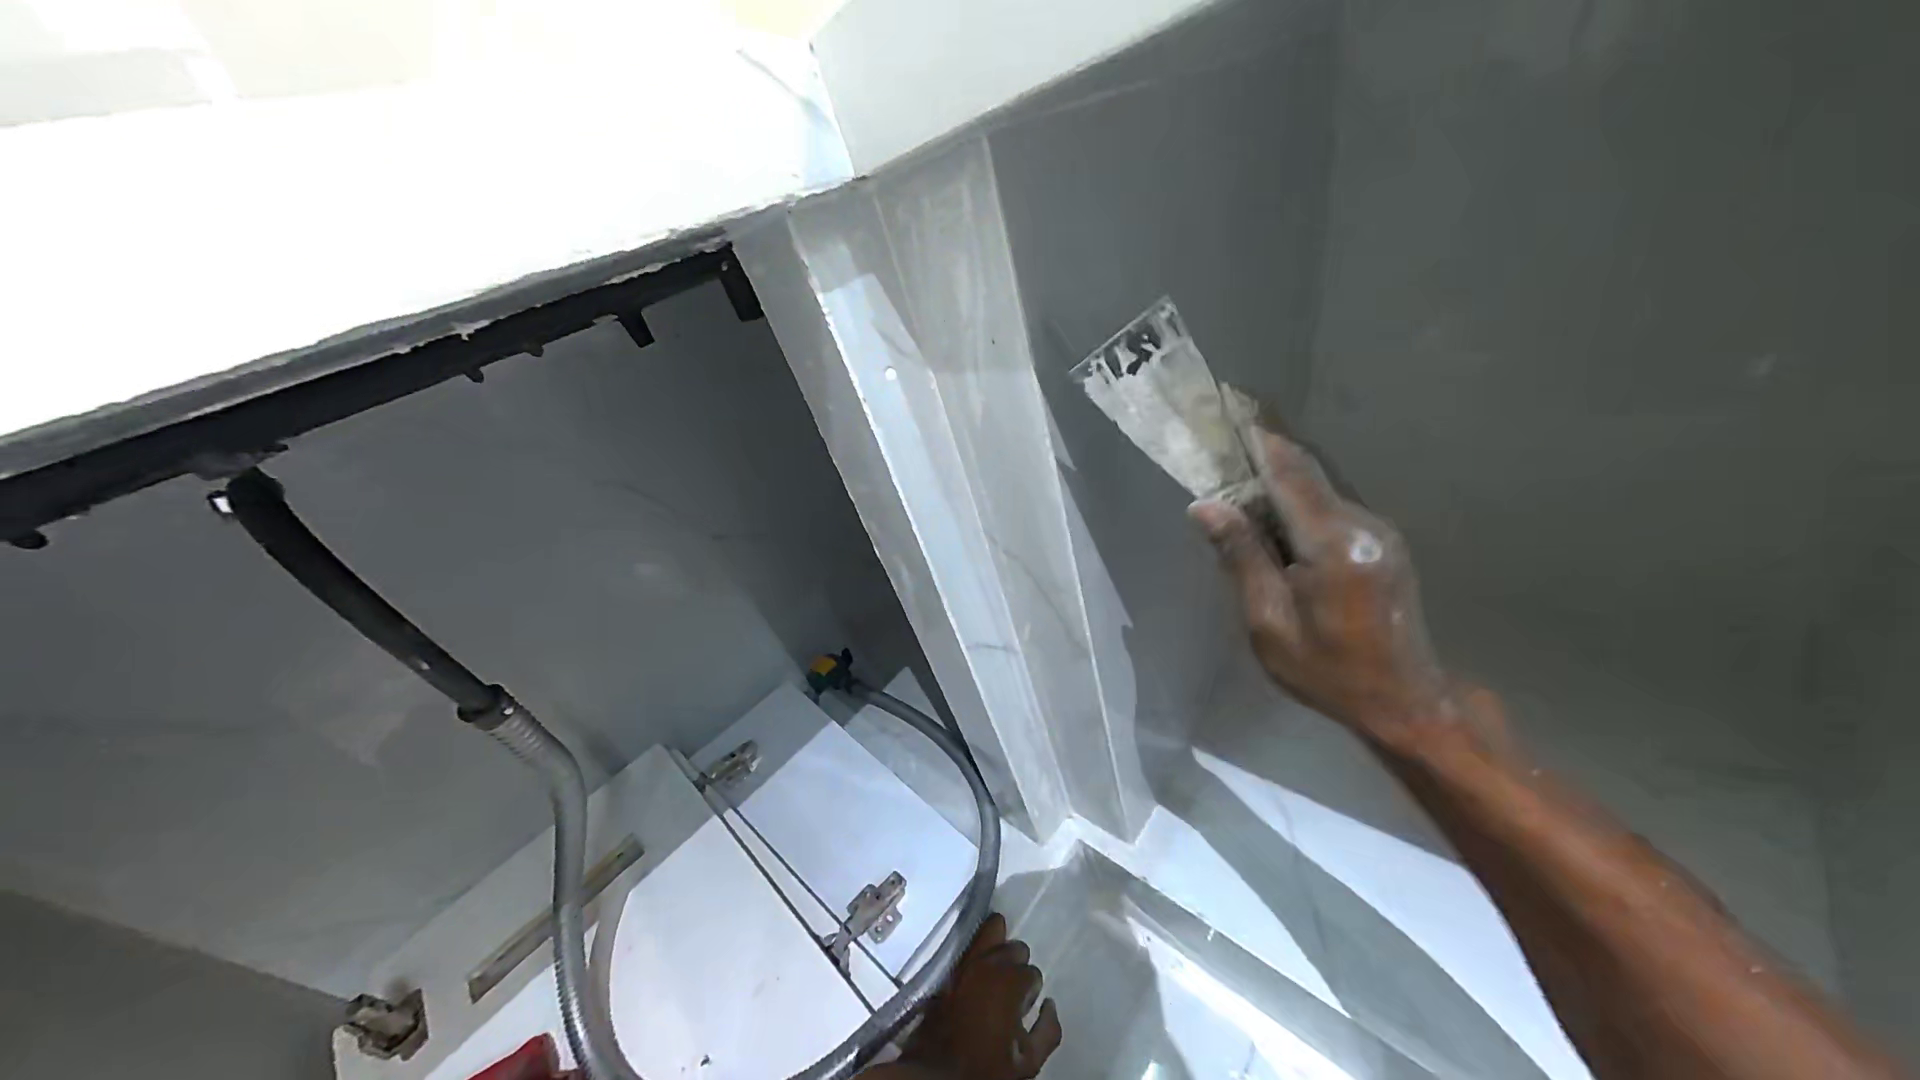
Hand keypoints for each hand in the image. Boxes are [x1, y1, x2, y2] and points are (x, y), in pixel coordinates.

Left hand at [896, 913, 1060, 1079]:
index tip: (1023, 1008)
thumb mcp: (1029, 1061)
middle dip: (1018, 965)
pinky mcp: (951, 965)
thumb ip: (1048, 1031)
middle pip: (1016, 948)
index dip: (1031, 992)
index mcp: (1013, 981)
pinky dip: (979, 943)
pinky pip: (970, 941)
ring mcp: (968, 960)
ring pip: (992, 929)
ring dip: (999, 942)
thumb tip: (1049, 1005)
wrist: (939, 1071)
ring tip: (998, 965)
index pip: (1033, 973)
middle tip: (1012, 990)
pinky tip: (980, 959)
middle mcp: (991, 962)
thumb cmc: (986, 1066)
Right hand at [1191, 428, 1480, 752]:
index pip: (1291, 474)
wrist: (1404, 702)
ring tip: (1237, 483)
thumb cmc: (1327, 671)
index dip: (1259, 441)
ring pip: (1318, 489)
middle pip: (1306, 475)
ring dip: (1278, 482)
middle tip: (1222, 444)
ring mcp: (1379, 532)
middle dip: (1263, 456)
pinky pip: (1330, 508)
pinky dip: (1296, 504)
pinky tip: (1271, 519)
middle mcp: (1363, 526)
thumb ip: (1242, 558)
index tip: (1231, 409)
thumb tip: (1207, 505)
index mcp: (1334, 546)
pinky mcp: (1382, 543)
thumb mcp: (1268, 623)